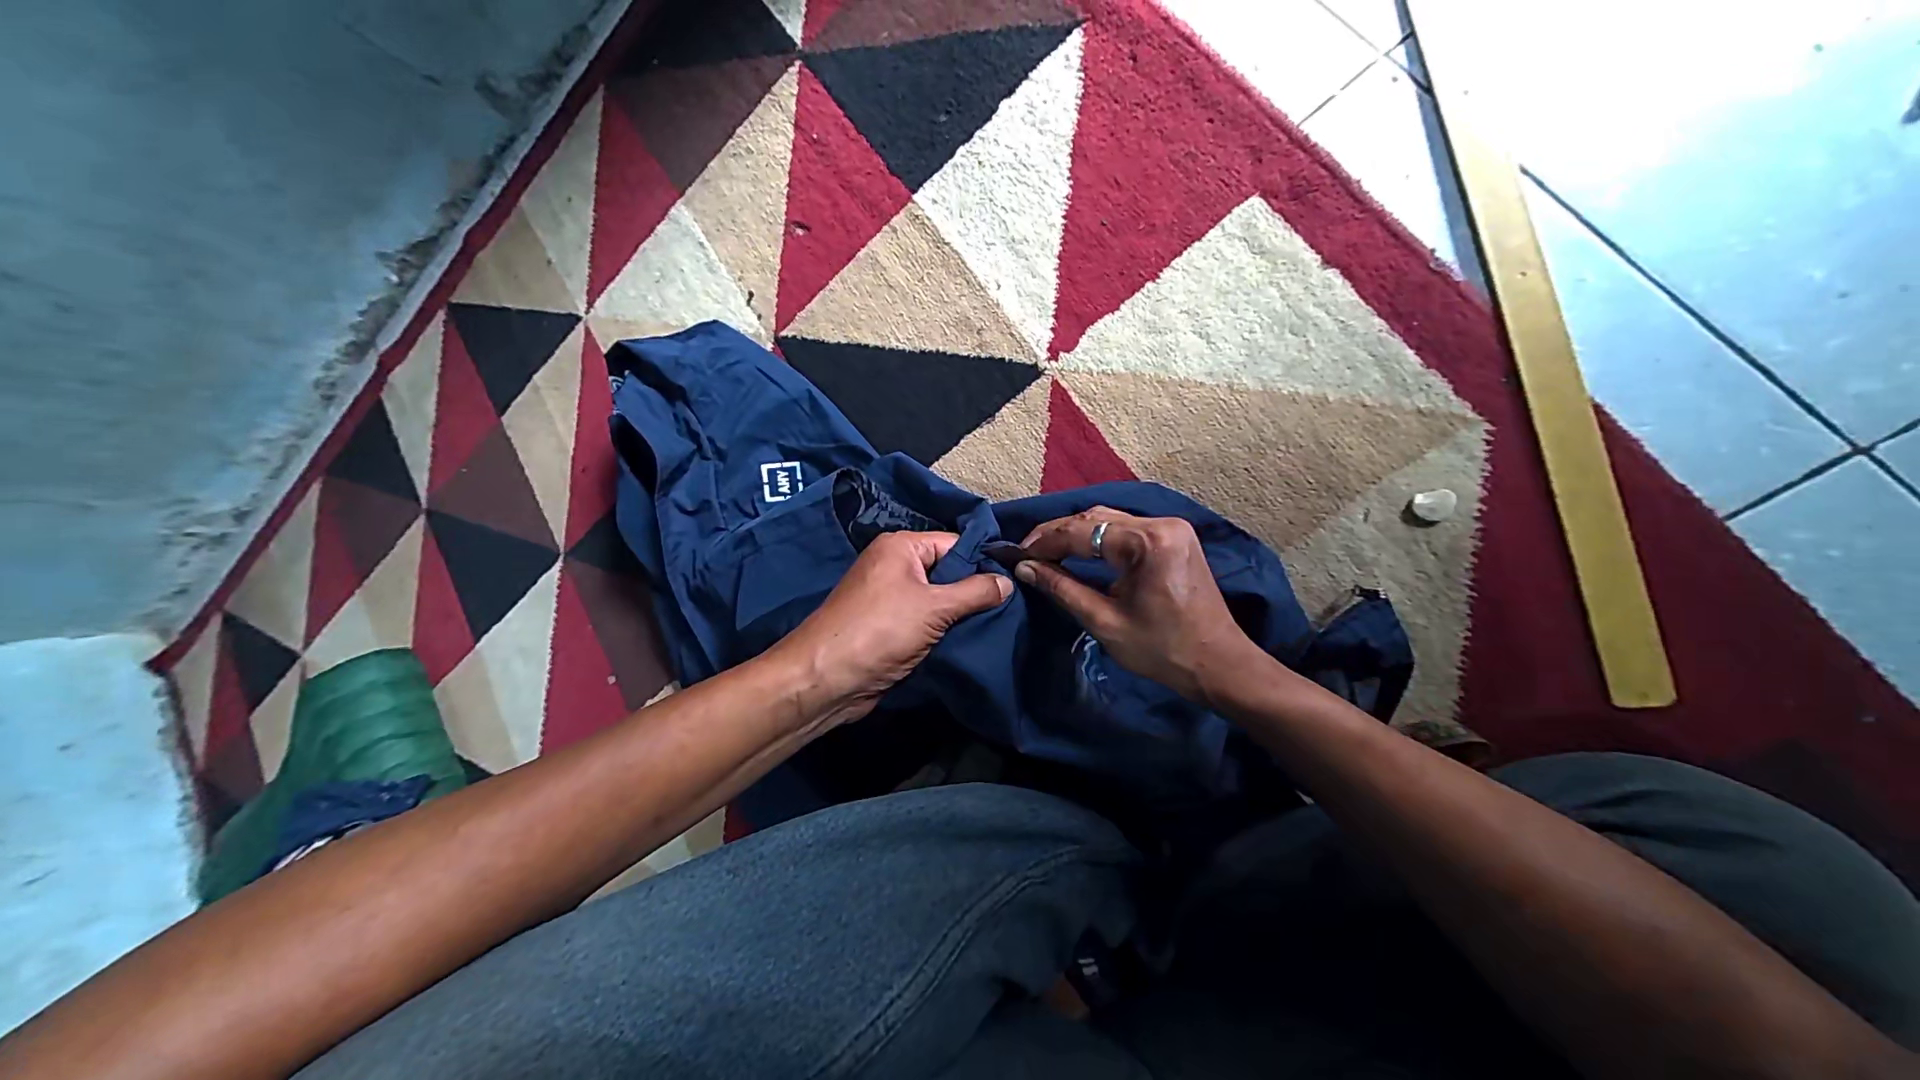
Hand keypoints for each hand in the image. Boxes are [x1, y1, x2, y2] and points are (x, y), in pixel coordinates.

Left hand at [772, 531, 1011, 728]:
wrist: (826, 679)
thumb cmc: (879, 631)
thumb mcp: (934, 607)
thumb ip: (975, 592)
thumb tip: (1007, 581)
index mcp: (901, 546)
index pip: (955, 543)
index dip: (984, 561)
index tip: (1016, 579)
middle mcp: (895, 565)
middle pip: (948, 571)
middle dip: (975, 589)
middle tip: (1012, 606)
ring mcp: (891, 597)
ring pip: (939, 599)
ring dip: (961, 613)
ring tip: (998, 623)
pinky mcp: (890, 626)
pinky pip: (926, 620)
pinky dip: (945, 629)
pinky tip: (971, 639)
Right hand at [1016, 508, 1265, 703]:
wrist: (1218, 663)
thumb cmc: (1162, 650)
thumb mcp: (1104, 621)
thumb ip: (1062, 588)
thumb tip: (1025, 567)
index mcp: (1147, 542)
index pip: (1081, 531)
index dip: (1044, 542)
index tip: (1015, 555)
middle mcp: (1161, 523)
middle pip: (1095, 518)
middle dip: (1057, 534)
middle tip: (1026, 554)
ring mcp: (1171, 527)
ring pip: (1109, 519)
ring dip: (1075, 533)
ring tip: (1045, 553)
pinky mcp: (1174, 537)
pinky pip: (1125, 528)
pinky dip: (1097, 538)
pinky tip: (1076, 551)